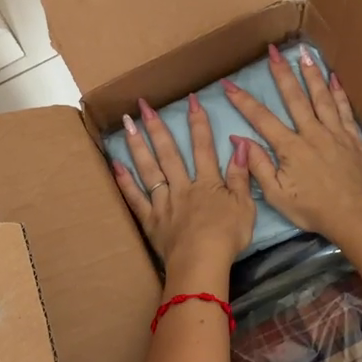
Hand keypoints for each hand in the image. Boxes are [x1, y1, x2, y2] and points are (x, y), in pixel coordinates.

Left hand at [111, 93, 256, 272]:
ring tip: (126, 124)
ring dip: (138, 146)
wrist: (202, 262)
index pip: (203, 148)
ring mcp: (164, 203)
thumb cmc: (228, 237)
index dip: (198, 123)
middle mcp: (182, 187)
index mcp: (207, 183)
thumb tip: (240, 145)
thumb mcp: (245, 206)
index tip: (191, 100)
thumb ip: (240, 176)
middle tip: (143, 105)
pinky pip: (136, 199)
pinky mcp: (151, 221)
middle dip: (158, 127)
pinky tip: (116, 165)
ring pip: (149, 170)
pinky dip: (125, 182)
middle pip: (169, 153)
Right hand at [222, 44, 361, 240]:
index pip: (262, 118)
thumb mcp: (277, 195)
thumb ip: (258, 166)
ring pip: (321, 97)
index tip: (228, 84)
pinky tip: (334, 78)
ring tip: (304, 54)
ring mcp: (334, 133)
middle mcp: (312, 133)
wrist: (353, 215)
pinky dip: (339, 92)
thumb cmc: (312, 209)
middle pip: (294, 98)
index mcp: (290, 147)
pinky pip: (344, 109)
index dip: (243, 101)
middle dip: (281, 73)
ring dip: (311, 74)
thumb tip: (239, 140)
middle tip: (273, 51)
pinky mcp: (352, 138)